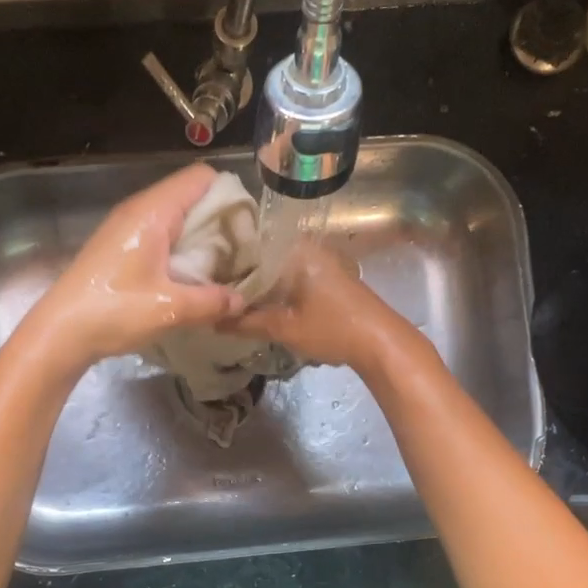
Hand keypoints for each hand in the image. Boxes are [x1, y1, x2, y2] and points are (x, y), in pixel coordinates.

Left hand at [18, 164, 245, 370]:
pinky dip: (180, 251)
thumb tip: (241, 301)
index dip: (230, 196)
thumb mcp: (170, 309)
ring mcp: (126, 228)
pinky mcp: (119, 248)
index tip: (248, 230)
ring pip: (175, 218)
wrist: (60, 333)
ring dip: (200, 240)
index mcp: (153, 212)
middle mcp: (139, 210)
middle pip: (191, 197)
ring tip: (219, 272)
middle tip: (240, 256)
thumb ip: (211, 302)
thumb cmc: (114, 312)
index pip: (202, 178)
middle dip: (220, 222)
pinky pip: (160, 236)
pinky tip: (188, 281)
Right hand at [231, 244, 422, 372]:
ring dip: (259, 284)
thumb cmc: (332, 329)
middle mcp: (308, 248)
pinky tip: (262, 305)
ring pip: (278, 269)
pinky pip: (292, 277)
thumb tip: (213, 322)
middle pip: (264, 257)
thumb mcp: (284, 328)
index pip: (250, 244)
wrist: (380, 342)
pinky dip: (276, 289)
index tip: (206, 274)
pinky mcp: (328, 279)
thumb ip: (246, 323)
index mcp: (296, 249)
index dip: (227, 259)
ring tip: (232, 299)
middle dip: (241, 274)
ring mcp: (320, 262)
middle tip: (214, 290)